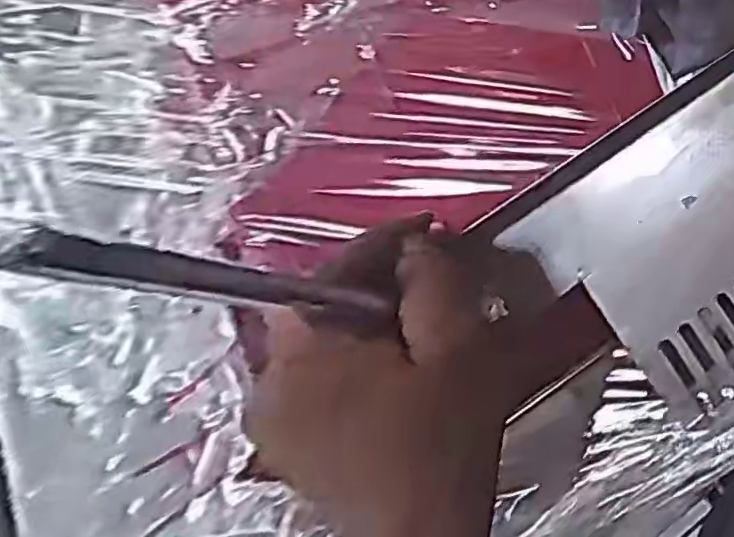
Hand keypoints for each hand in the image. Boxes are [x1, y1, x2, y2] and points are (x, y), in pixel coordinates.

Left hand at [243, 215, 511, 536]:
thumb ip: (437, 284)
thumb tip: (418, 247)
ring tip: (425, 310)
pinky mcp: (291, 437)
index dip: (387, 238)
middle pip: (323, 300)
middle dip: (380, 277)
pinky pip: (321, 366)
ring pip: (324, 332)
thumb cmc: (444, 435)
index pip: (333, 268)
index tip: (430, 227)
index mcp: (308, 357)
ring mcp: (276, 415)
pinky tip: (403, 354)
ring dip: (372, 310)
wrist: (423, 528)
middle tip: (435, 269)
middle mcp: (274, 383)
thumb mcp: (459, 345)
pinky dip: (360, 345)